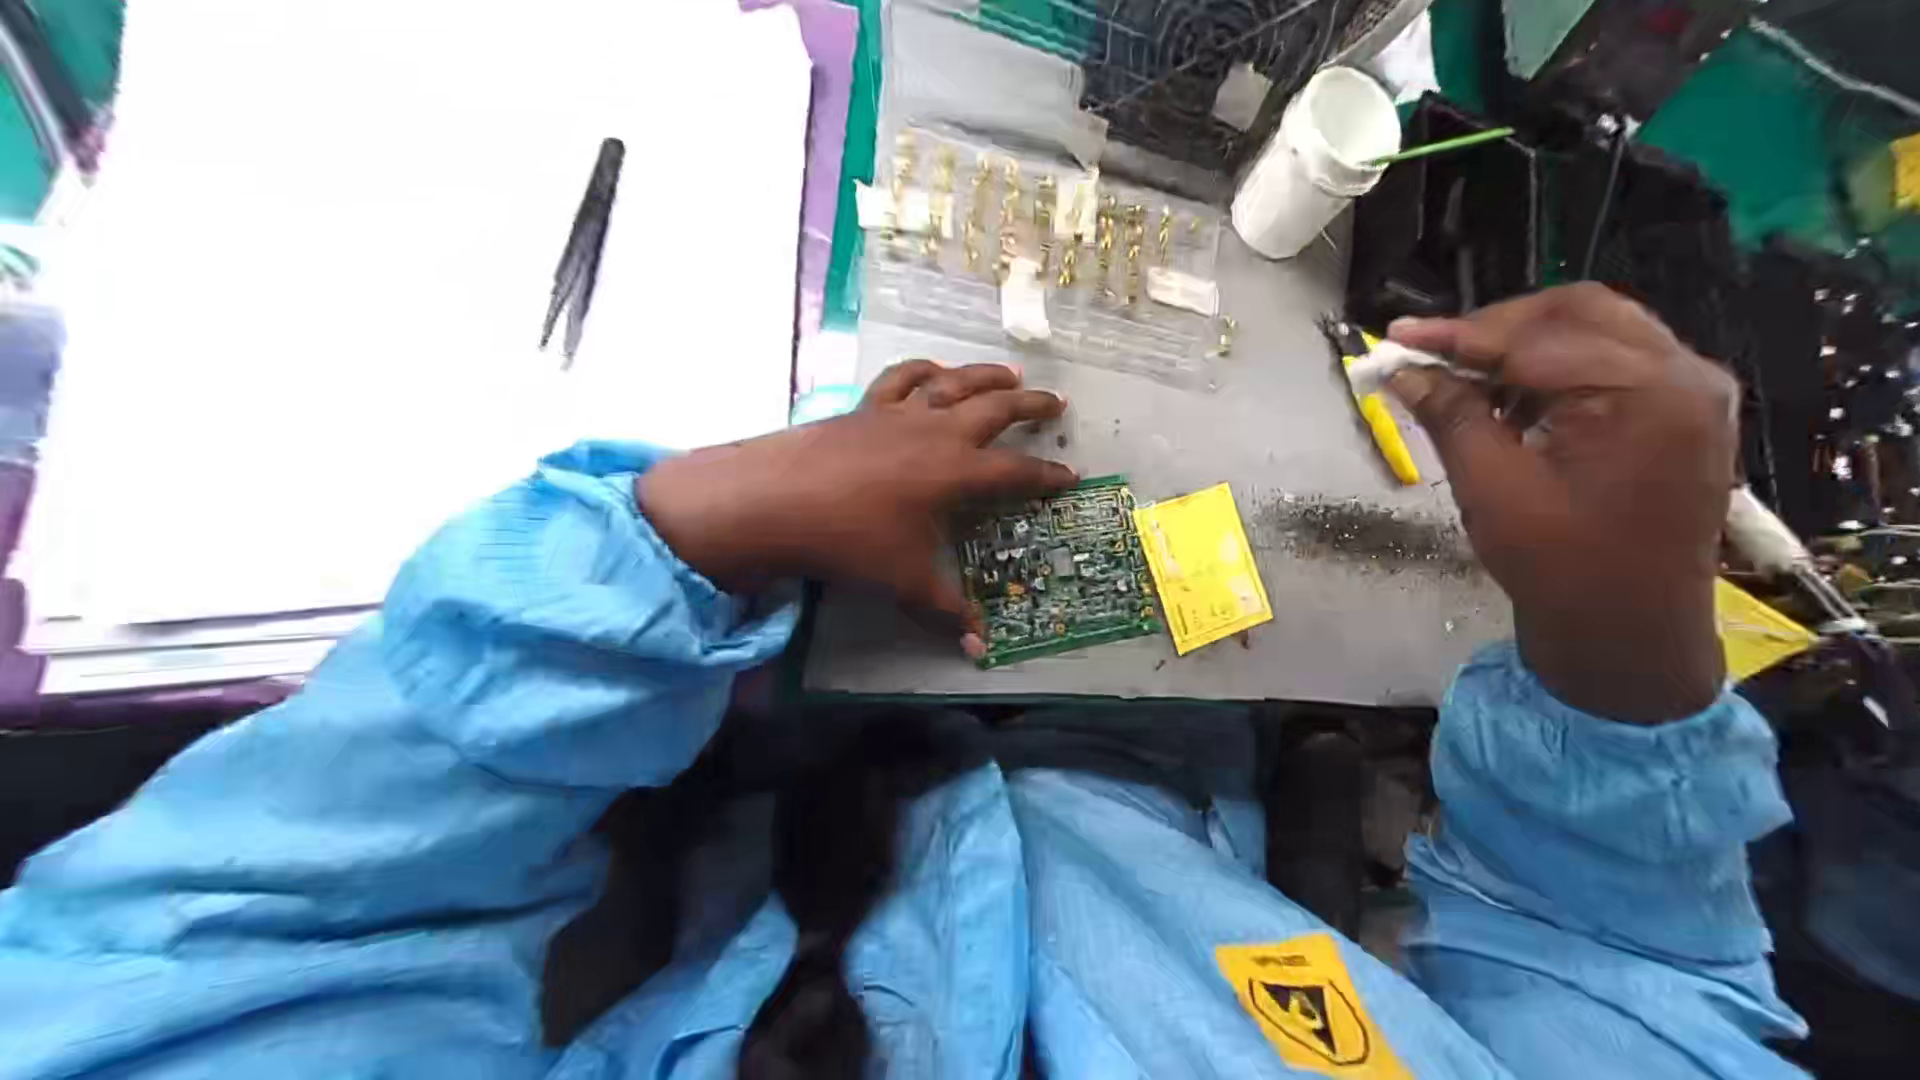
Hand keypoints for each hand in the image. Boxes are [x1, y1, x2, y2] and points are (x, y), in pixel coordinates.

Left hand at [637, 360, 1074, 649]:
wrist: (777, 502)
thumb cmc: (851, 541)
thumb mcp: (905, 581)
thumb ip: (945, 610)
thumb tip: (979, 649)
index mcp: (957, 472)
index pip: (1016, 472)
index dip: (1046, 475)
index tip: (1069, 476)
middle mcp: (937, 432)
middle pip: (997, 409)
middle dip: (1032, 406)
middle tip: (1057, 403)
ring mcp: (900, 413)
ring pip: (955, 382)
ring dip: (987, 376)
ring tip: (1010, 374)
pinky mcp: (866, 406)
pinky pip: (902, 378)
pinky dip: (923, 370)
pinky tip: (933, 371)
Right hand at [1387, 284, 1737, 722]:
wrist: (1626, 626)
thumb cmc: (1557, 562)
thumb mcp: (1491, 487)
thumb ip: (1451, 417)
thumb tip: (1404, 373)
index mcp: (1644, 393)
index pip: (1535, 338)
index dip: (1456, 335)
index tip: (1395, 336)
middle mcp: (1682, 377)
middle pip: (1577, 313)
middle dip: (1494, 327)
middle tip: (1431, 354)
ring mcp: (1687, 395)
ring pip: (1594, 332)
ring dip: (1521, 347)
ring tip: (1460, 380)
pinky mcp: (1676, 415)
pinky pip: (1607, 365)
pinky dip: (1549, 370)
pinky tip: (1506, 401)